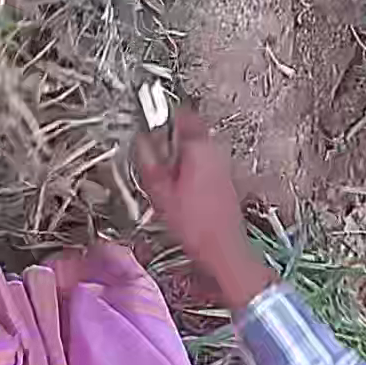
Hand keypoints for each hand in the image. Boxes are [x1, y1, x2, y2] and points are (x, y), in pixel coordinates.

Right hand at [133, 111, 271, 309]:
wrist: (222, 250)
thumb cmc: (193, 223)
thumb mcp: (158, 188)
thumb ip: (148, 158)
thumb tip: (140, 139)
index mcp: (199, 146)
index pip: (181, 114)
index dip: (160, 115)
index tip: (146, 120)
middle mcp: (215, 150)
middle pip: (188, 129)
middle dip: (168, 136)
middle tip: (149, 149)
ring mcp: (223, 164)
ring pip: (195, 147)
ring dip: (178, 152)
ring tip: (161, 171)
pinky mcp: (225, 179)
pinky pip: (202, 162)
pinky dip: (188, 166)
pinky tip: (177, 186)